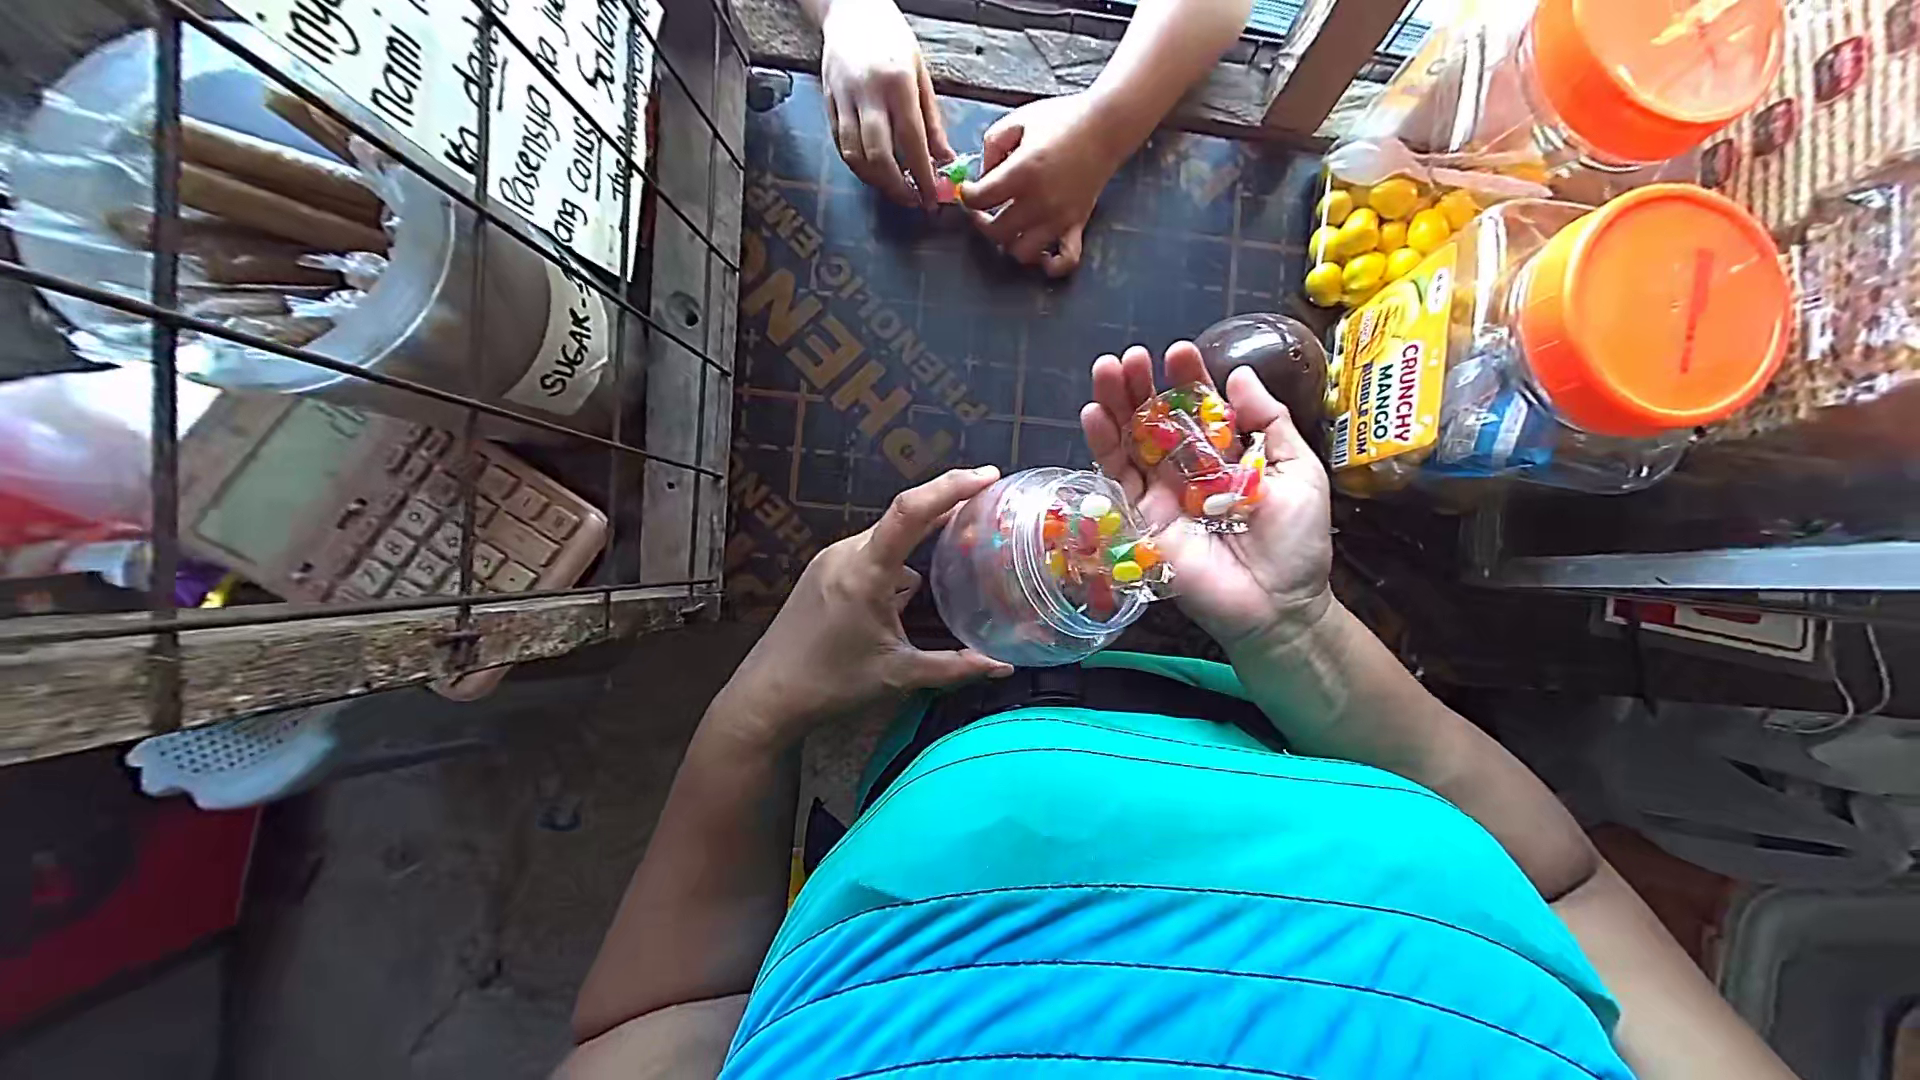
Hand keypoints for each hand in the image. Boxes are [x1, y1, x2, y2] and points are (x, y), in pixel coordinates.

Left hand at [715, 465, 1014, 748]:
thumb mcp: (900, 675)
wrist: (768, 694)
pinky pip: (872, 551)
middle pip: (904, 517)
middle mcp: (846, 554)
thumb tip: (1003, 666)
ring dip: (920, 542)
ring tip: (956, 553)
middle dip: (946, 510)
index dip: (951, 487)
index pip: (910, 512)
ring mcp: (832, 558)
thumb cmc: (830, 683)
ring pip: (889, 537)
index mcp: (865, 572)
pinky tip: (908, 589)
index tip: (986, 476)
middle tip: (987, 508)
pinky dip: (898, 559)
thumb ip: (955, 667)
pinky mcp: (825, 569)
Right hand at [819, 0, 953, 208]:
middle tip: (911, 199)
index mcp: (897, 84)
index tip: (931, 200)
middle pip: (879, 156)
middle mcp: (868, 92)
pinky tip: (873, 171)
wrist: (851, 8)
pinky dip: (858, 165)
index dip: (922, 177)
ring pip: (855, 155)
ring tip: (893, 187)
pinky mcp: (828, 102)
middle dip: (896, 186)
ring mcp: (844, 98)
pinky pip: (840, 145)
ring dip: (875, 180)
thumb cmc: (892, 42)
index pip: (912, 142)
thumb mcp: (921, 76)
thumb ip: (932, 123)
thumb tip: (945, 161)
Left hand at [958, 91, 1130, 276]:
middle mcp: (1039, 202)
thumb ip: (992, 144)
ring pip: (1022, 252)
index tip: (969, 190)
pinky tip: (1042, 255)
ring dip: (1011, 243)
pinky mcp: (1076, 226)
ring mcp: (1058, 219)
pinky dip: (1052, 266)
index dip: (968, 196)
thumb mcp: (1018, 120)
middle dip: (983, 223)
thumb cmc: (1061, 120)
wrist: (1105, 126)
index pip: (980, 199)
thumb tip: (982, 175)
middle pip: (996, 232)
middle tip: (983, 211)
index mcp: (1022, 172)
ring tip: (1010, 228)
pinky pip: (1065, 261)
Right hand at [1079, 342, 1333, 652]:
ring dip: (1114, 405)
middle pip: (1155, 420)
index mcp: (1223, 456)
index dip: (1187, 380)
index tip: (1179, 353)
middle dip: (1140, 386)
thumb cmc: (1296, 542)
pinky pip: (1117, 478)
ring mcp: (1159, 494)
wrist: (1277, 603)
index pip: (1197, 409)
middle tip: (1130, 358)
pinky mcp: (1140, 519)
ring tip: (1106, 370)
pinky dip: (1102, 445)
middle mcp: (1186, 470)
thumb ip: (1269, 423)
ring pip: (1129, 442)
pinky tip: (1093, 413)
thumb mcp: (1297, 470)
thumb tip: (1240, 376)